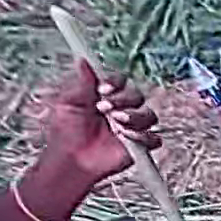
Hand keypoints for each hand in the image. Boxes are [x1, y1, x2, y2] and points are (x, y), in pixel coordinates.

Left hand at [42, 61, 161, 182]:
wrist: (73, 159)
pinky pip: (154, 139)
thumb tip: (84, 62)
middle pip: (137, 95)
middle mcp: (121, 110)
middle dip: (124, 100)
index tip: (102, 89)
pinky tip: (127, 138)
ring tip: (117, 125)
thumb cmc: (66, 133)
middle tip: (106, 109)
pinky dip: (143, 137)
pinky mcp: (139, 147)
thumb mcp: (68, 101)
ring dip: (134, 117)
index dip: (115, 82)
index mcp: (105, 96)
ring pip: (149, 115)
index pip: (120, 80)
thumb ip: (81, 82)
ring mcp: (131, 128)